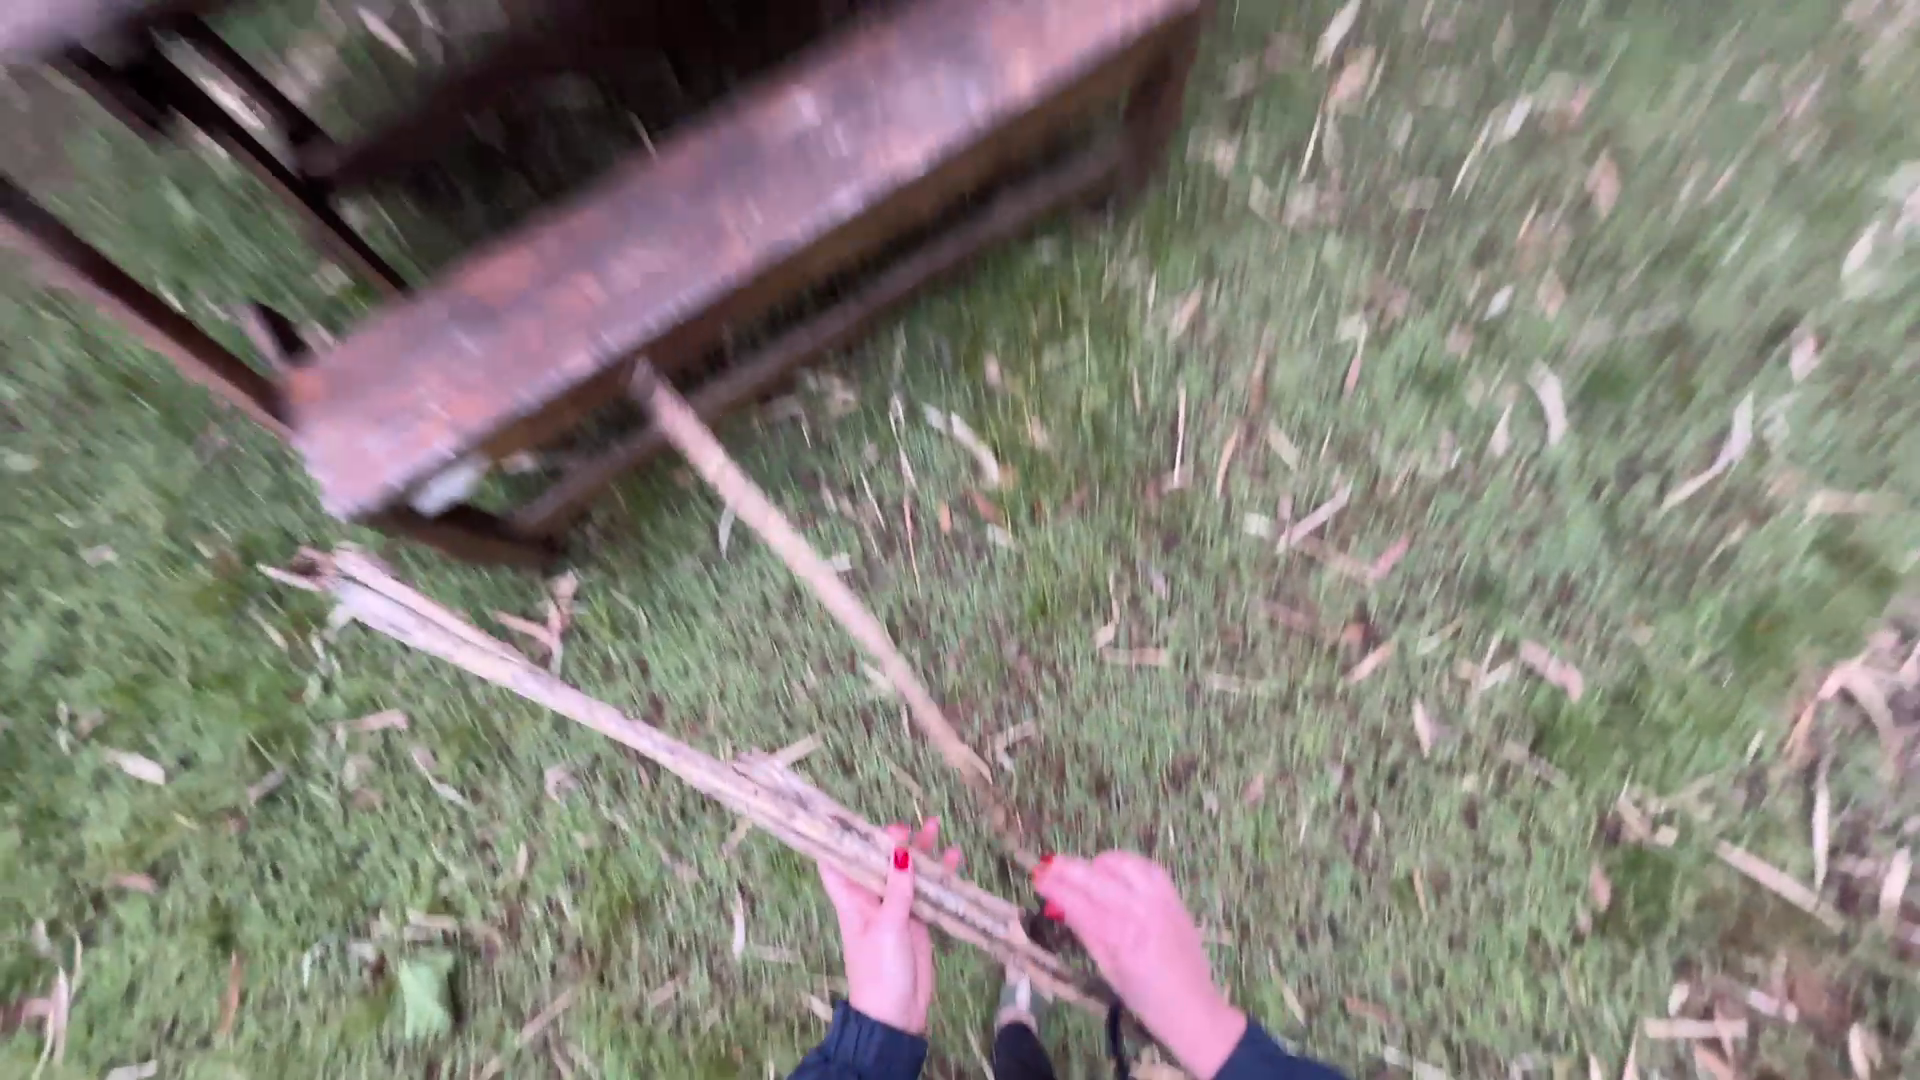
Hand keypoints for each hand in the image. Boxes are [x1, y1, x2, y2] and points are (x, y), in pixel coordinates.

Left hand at [816, 819, 960, 1034]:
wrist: (896, 1017)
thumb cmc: (880, 971)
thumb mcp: (888, 927)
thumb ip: (898, 889)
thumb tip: (902, 851)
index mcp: (852, 899)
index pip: (835, 862)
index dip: (840, 839)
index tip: (848, 817)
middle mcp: (872, 898)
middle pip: (878, 859)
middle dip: (891, 839)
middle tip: (907, 826)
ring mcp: (896, 907)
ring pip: (906, 870)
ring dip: (921, 850)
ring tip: (936, 826)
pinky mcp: (917, 919)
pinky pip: (928, 889)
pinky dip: (940, 874)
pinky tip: (954, 858)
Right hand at [1033, 852, 1247, 1078]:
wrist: (1195, 1009)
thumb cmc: (1146, 999)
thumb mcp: (1108, 969)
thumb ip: (1084, 931)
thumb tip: (1059, 903)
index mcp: (1121, 937)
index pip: (1077, 901)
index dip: (1053, 886)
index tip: (1037, 878)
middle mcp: (1140, 911)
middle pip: (1094, 877)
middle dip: (1066, 868)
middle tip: (1047, 866)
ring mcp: (1159, 899)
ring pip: (1120, 863)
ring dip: (1097, 863)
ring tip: (1085, 873)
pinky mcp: (1173, 895)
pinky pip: (1145, 865)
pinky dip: (1125, 863)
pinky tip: (1115, 872)